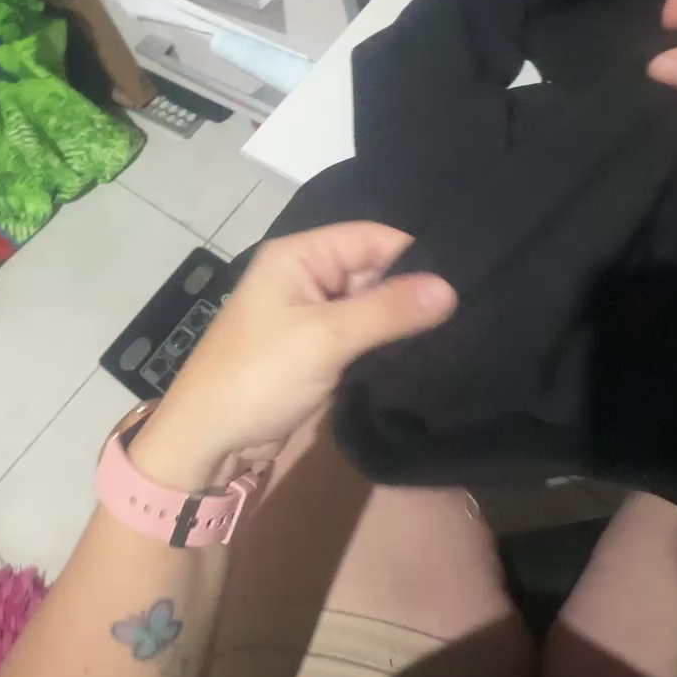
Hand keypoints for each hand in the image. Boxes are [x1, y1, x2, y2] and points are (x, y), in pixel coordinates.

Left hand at [128, 222, 455, 489]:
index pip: (370, 236)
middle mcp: (305, 274)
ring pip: (368, 302)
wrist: (209, 440)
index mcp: (299, 254)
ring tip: (455, 327)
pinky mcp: (315, 346)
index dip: (415, 253)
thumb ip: (388, 310)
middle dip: (411, 286)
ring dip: (400, 317)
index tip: (465, 276)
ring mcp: (309, 311)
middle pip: (371, 267)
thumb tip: (450, 288)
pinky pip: (358, 332)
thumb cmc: (260, 375)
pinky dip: (383, 340)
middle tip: (468, 307)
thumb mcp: (326, 338)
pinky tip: (421, 349)